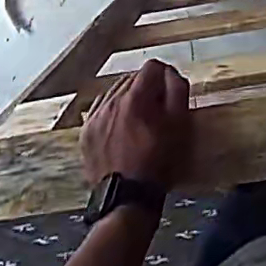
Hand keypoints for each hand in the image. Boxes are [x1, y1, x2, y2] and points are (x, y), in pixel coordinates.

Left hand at [79, 59, 190, 187]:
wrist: (128, 198)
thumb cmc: (158, 161)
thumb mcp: (179, 124)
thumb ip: (177, 90)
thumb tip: (170, 73)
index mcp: (135, 99)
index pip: (151, 67)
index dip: (165, 74)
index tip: (169, 89)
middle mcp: (110, 103)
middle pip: (133, 77)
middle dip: (147, 86)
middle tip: (158, 106)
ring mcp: (95, 118)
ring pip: (116, 90)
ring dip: (130, 96)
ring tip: (140, 117)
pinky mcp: (86, 133)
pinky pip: (101, 108)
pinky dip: (113, 109)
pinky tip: (122, 124)